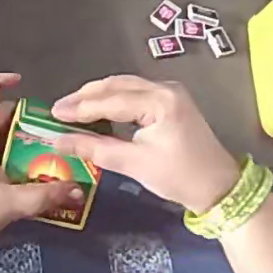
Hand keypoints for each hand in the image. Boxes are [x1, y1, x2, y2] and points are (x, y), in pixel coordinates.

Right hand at [51, 76, 240, 213]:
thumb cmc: (179, 177)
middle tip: (58, 109)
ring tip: (72, 108)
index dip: (80, 107)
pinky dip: (113, 99)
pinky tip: (98, 109)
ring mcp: (170, 92)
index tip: (53, 113)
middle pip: (116, 85)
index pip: (111, 100)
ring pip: (125, 86)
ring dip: (98, 95)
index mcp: (160, 102)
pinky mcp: (170, 100)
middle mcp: (165, 88)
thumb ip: (94, 149)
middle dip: (85, 96)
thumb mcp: (133, 164)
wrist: (219, 187)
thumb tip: (58, 142)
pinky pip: (135, 92)